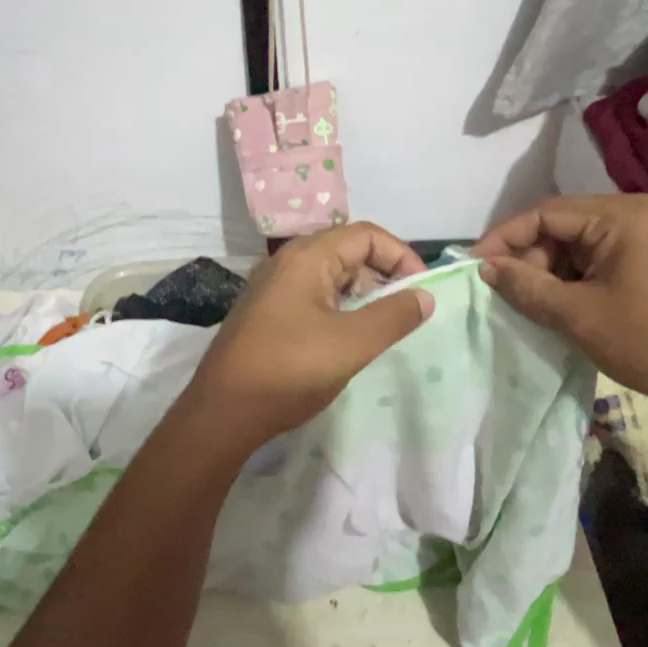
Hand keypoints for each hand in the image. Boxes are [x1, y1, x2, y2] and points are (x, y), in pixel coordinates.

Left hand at [179, 223, 433, 453]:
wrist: (223, 411)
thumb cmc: (290, 370)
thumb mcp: (352, 343)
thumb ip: (394, 317)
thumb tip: (424, 296)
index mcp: (308, 258)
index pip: (367, 235)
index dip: (401, 256)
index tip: (421, 291)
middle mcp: (287, 263)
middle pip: (348, 251)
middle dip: (383, 274)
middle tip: (406, 311)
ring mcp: (273, 288)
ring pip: (331, 276)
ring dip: (362, 294)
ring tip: (382, 327)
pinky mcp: (267, 313)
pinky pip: (313, 296)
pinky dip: (339, 307)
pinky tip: (347, 339)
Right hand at [472, 195, 647, 428]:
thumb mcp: (577, 315)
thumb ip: (527, 285)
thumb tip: (486, 267)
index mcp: (626, 215)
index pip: (548, 213)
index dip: (506, 237)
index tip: (475, 264)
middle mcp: (645, 211)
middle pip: (568, 224)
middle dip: (533, 256)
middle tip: (507, 291)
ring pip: (586, 241)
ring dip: (556, 268)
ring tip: (534, 301)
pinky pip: (609, 254)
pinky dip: (582, 275)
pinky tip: (566, 301)